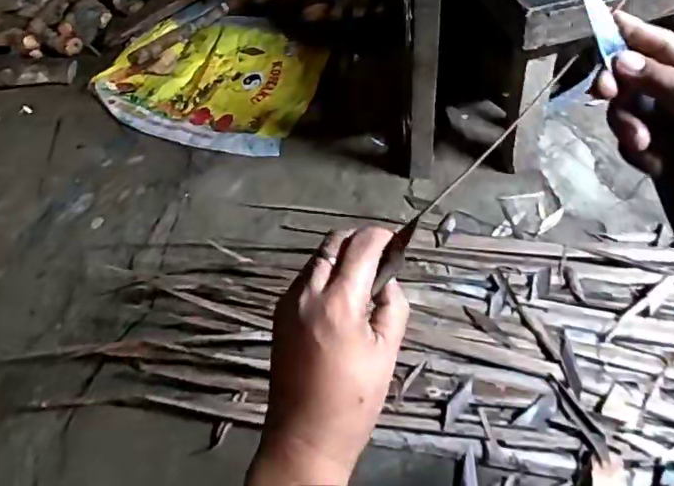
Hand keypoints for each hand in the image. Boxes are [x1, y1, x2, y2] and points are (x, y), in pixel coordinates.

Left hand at [248, 226, 408, 485]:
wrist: (304, 438)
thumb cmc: (353, 401)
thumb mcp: (386, 354)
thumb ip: (393, 307)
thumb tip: (388, 279)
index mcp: (339, 302)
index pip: (361, 246)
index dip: (381, 236)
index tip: (394, 239)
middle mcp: (309, 293)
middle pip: (334, 242)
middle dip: (358, 239)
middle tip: (379, 254)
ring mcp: (290, 301)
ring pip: (318, 257)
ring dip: (340, 255)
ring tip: (360, 275)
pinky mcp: (279, 312)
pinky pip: (305, 277)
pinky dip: (324, 273)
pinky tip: (338, 295)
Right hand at [592, 10, 673, 246]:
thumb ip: (668, 84)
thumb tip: (621, 58)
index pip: (664, 47)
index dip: (634, 33)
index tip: (604, 20)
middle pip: (635, 79)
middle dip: (617, 83)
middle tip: (602, 91)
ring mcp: (673, 130)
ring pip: (629, 112)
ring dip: (626, 122)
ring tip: (641, 143)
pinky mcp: (665, 161)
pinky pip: (634, 145)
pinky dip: (636, 150)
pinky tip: (652, 162)